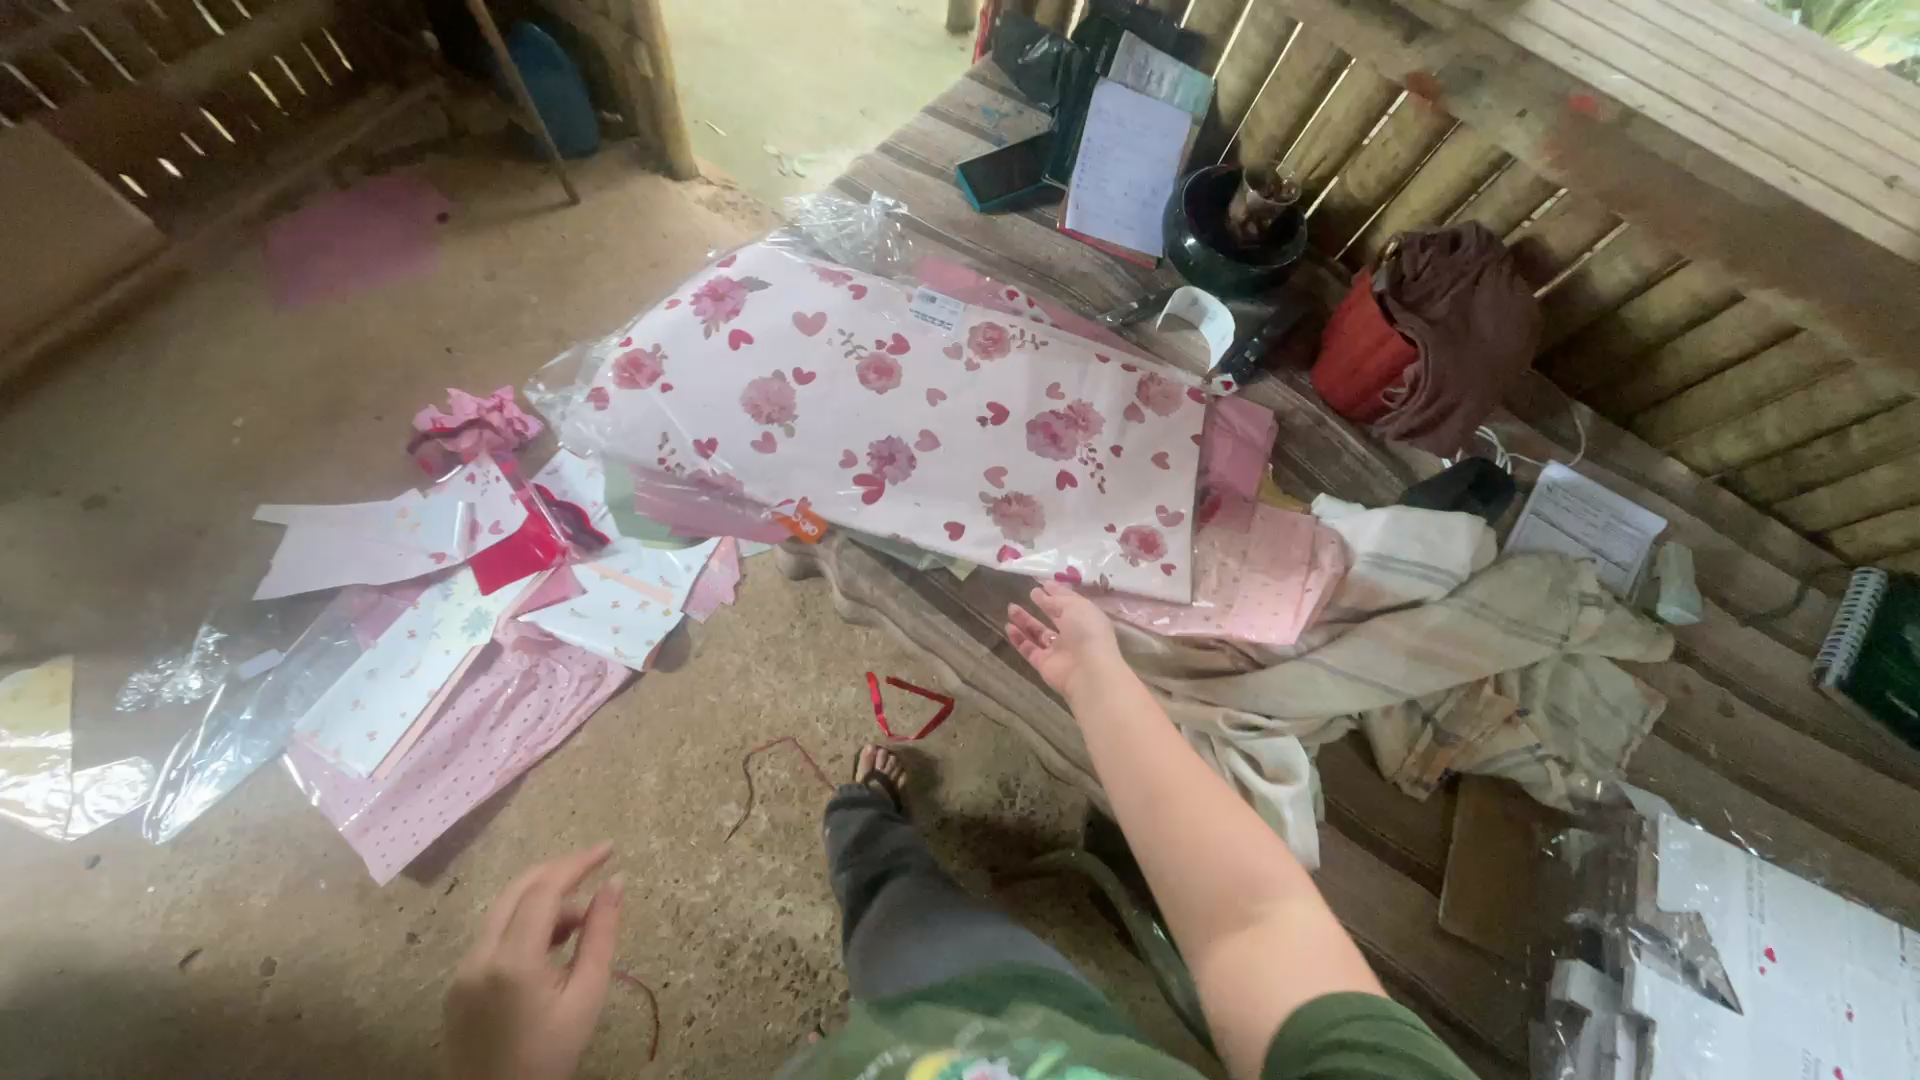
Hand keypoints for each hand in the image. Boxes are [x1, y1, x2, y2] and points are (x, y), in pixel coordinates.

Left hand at [445, 843, 625, 1079]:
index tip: (610, 849)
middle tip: (597, 867)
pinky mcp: (456, 986)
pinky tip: (553, 944)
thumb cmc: (551, 1055)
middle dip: (559, 872)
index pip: (544, 891)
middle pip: (517, 891)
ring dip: (544, 901)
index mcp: (510, 963)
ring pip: (504, 911)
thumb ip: (601, 934)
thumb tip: (616, 882)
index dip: (578, 863)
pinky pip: (493, 936)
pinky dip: (525, 925)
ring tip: (582, 922)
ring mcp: (460, 973)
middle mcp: (476, 959)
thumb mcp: (587, 995)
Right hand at [1006, 581, 1123, 700]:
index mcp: (1086, 618)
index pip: (1070, 603)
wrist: (1088, 671)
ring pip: (1039, 633)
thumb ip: (1056, 600)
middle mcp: (1073, 634)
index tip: (1043, 583)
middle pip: (1055, 617)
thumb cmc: (1087, 632)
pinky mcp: (1044, 664)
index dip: (1057, 593)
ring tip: (1011, 608)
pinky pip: (1029, 649)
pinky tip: (1008, 627)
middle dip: (1042, 605)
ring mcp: (1058, 650)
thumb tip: (1042, 594)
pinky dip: (1019, 639)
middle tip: (1029, 593)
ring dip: (1025, 620)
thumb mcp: (1074, 607)